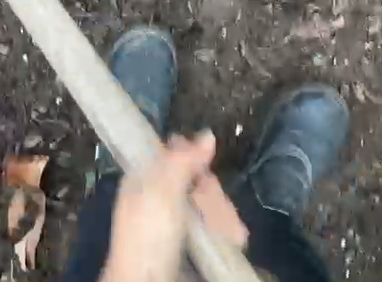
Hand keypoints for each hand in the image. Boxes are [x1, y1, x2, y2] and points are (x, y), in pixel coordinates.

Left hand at [98, 132, 247, 281]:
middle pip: (197, 181)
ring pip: (210, 204)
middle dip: (213, 194)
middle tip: (217, 211)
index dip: (194, 160)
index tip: (206, 171)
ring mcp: (178, 223)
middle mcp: (161, 197)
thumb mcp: (161, 190)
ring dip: (224, 215)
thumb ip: (184, 160)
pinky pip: (215, 227)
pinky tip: (236, 239)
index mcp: (145, 178)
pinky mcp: (192, 245)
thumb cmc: (149, 234)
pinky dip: (227, 230)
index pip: (175, 155)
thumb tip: (208, 134)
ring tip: (233, 234)